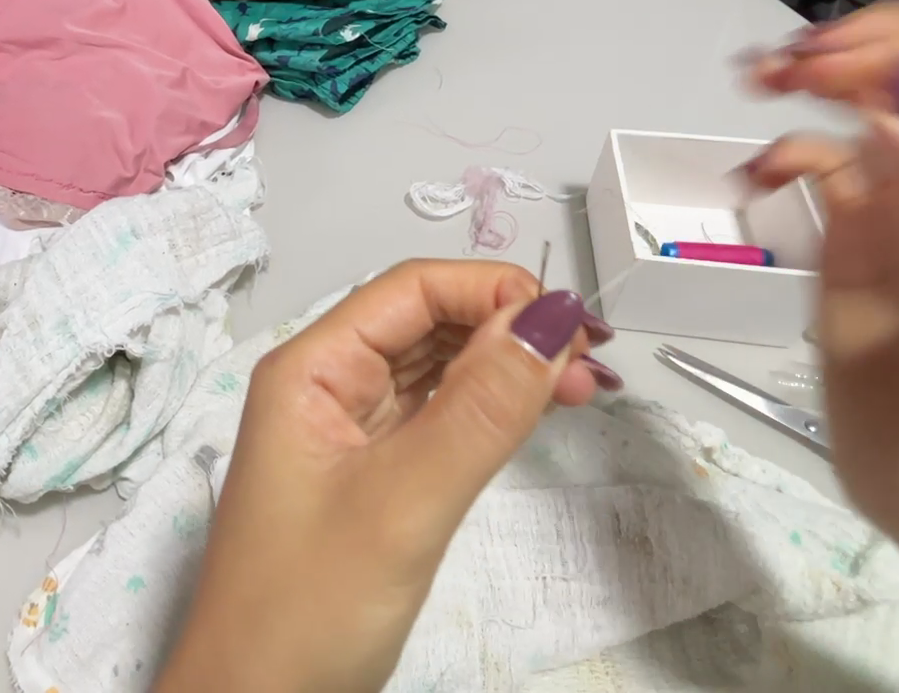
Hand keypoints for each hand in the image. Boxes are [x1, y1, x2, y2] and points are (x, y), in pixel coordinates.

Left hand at [154, 260, 615, 692]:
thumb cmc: (307, 608)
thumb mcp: (403, 503)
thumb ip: (480, 409)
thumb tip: (552, 320)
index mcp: (312, 366)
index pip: (410, 290)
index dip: (491, 290)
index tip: (571, 324)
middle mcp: (328, 381)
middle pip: (425, 321)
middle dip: (506, 328)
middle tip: (590, 361)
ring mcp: (349, 426)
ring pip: (435, 366)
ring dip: (504, 366)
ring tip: (579, 386)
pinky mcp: (372, 468)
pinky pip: (435, 413)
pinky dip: (486, 407)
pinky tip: (531, 410)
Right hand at [745, 1, 898, 690]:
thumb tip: (897, 109)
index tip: (820, 64)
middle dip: (843, 56)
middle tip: (769, 68)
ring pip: (857, 120)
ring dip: (806, 91)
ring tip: (754, 87)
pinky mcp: (852, 253)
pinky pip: (816, 181)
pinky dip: (782, 162)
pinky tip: (758, 177)